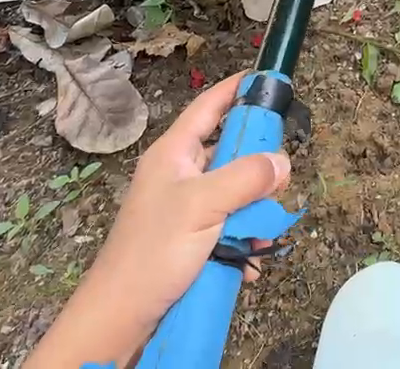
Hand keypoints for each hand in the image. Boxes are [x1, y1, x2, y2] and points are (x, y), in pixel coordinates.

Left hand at [28, 72, 291, 368]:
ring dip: (253, 208)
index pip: (210, 105)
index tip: (271, 80)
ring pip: (233, 189)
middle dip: (258, 164)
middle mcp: (179, 172)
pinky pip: (228, 222)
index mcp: (174, 152)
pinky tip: (249, 257)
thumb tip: (282, 161)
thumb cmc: (153, 253)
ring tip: (264, 230)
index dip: (239, 88)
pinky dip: (243, 235)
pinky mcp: (189, 234)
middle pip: (229, 149)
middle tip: (279, 179)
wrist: (116, 320)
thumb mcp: (204, 206)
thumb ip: (246, 177)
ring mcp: (183, 204)